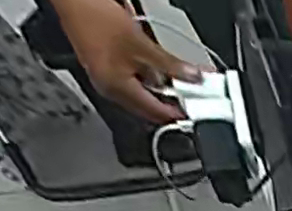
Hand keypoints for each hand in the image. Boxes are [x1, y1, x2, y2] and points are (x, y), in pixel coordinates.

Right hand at [54, 0, 200, 123]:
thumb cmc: (92, 14)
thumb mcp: (141, 44)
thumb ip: (172, 66)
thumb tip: (195, 79)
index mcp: (117, 89)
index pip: (159, 114)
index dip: (182, 112)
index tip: (199, 109)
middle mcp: (111, 88)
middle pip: (153, 106)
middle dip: (174, 100)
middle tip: (192, 93)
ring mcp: (108, 77)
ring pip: (147, 92)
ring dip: (164, 86)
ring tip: (178, 75)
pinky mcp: (107, 64)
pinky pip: (136, 78)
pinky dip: (150, 74)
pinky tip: (158, 64)